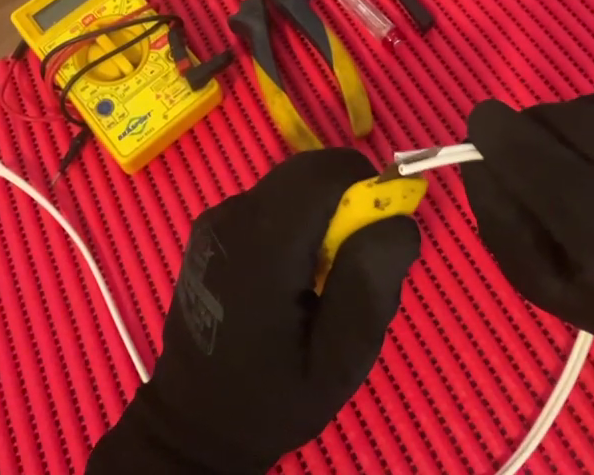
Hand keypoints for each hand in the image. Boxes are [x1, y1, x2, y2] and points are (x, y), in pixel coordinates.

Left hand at [87, 149, 419, 474]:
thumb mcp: (340, 357)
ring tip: (320, 277)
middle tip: (353, 259)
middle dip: (344, 199)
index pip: (325, 171)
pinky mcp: (211, 225)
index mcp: (263, 243)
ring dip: (319, 213)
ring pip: (290, 185)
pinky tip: (288, 277)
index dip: (365, 185)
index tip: (378, 231)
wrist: (195, 421)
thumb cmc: (274, 395)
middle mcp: (234, 214)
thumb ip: (371, 281)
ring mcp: (217, 217)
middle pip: (307, 172)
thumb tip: (399, 217)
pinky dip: (293, 223)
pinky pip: (269, 202)